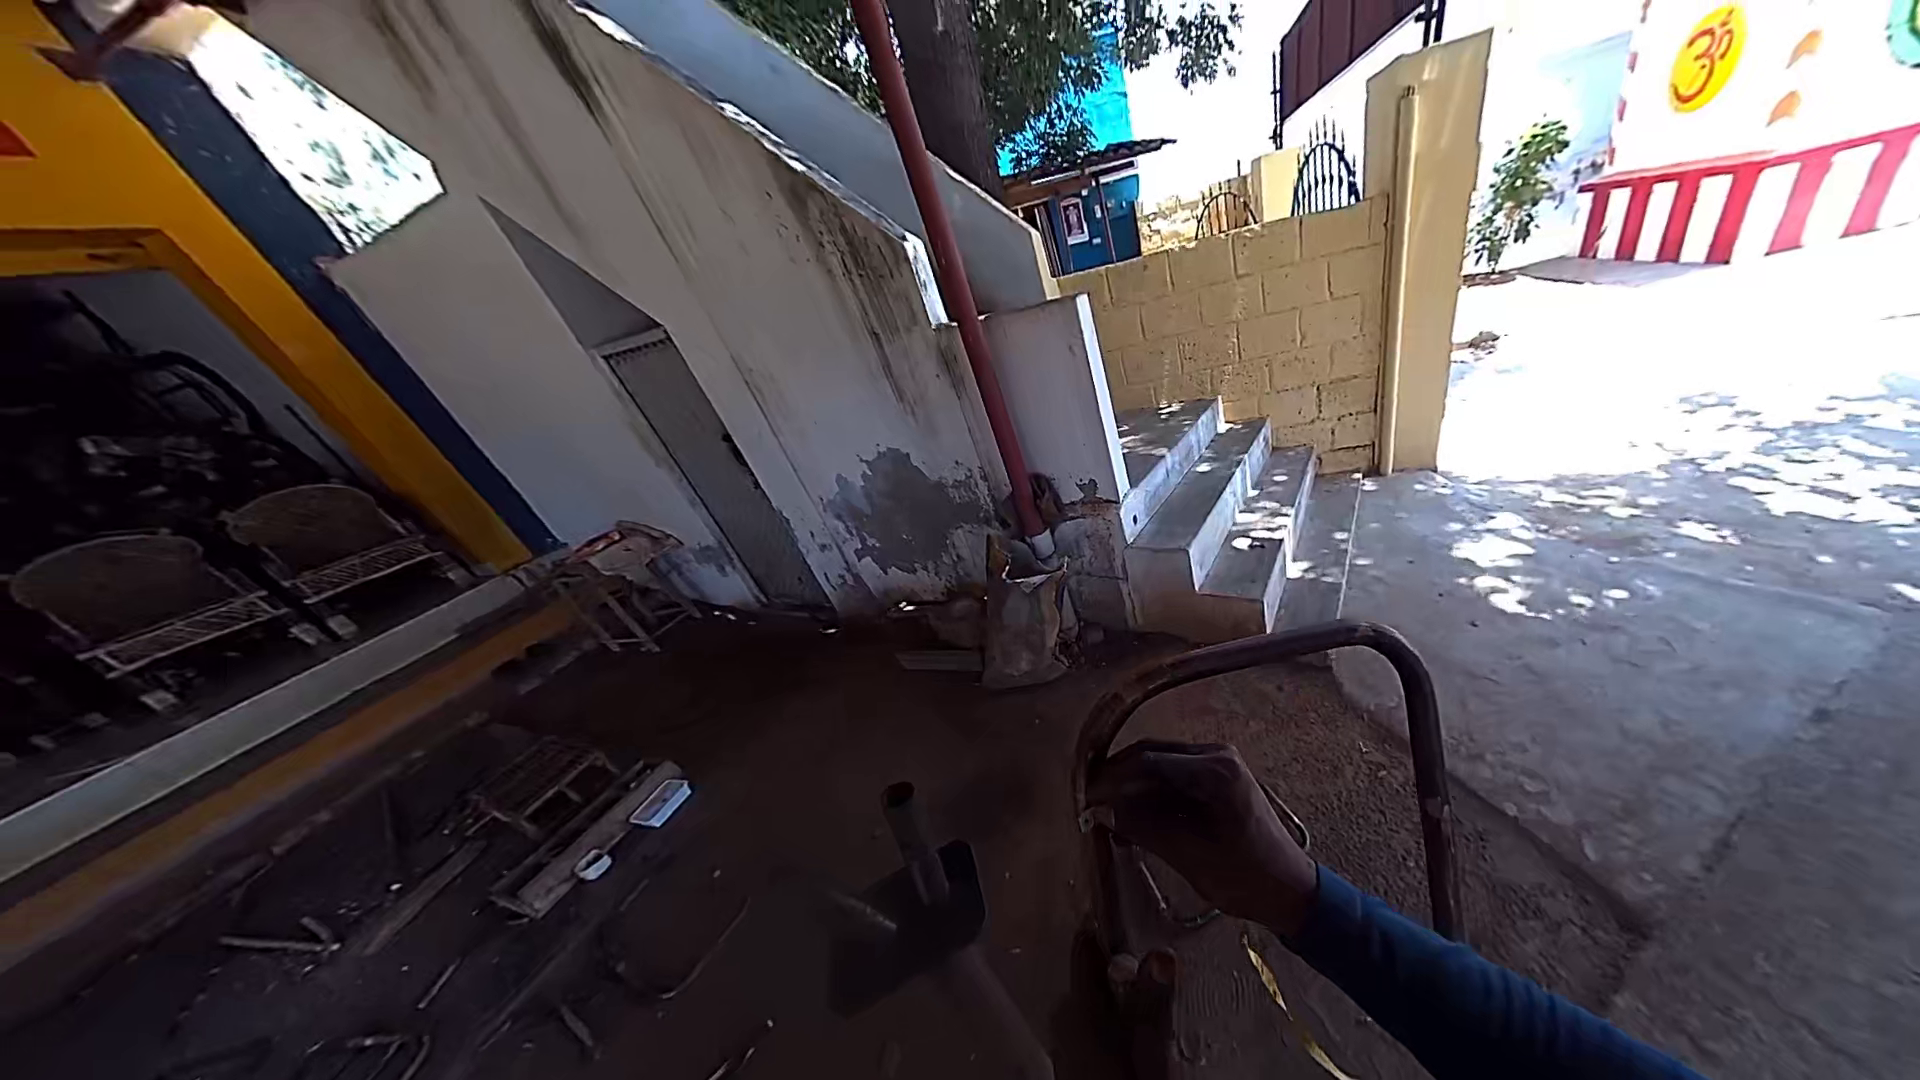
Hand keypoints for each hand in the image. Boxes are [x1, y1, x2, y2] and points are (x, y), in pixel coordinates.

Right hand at [1086, 740, 1319, 934]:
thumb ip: (1144, 827)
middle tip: (1089, 799)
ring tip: (1106, 811)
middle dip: (1117, 778)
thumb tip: (1102, 811)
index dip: (1112, 778)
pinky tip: (1131, 815)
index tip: (1086, 796)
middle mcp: (1215, 755)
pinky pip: (1170, 776)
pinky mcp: (1213, 776)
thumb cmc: (1247, 877)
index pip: (1148, 762)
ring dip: (1131, 786)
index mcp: (1215, 770)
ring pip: (1157, 764)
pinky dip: (1148, 793)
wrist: (1292, 893)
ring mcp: (1215, 763)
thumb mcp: (1190, 855)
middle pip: (1150, 755)